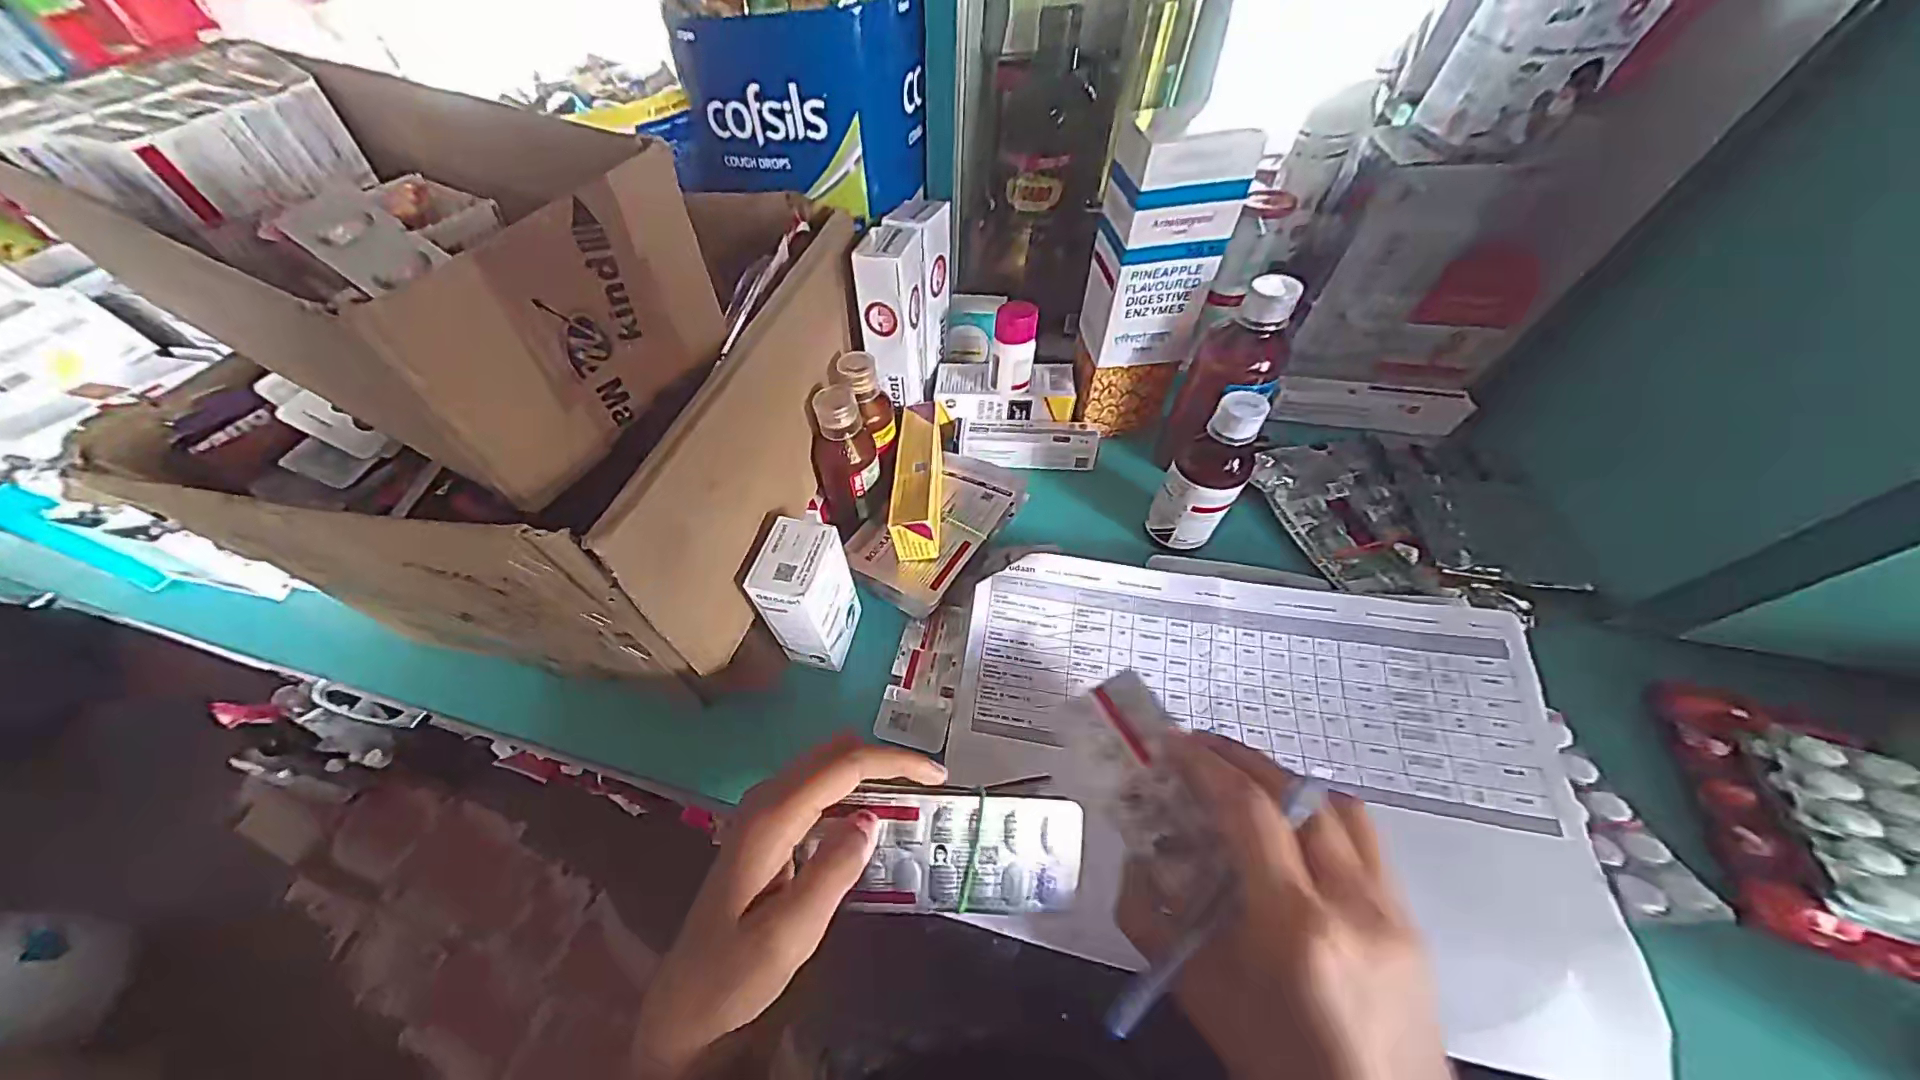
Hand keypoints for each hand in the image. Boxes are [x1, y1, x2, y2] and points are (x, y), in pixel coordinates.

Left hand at [631, 735, 945, 1076]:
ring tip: (909, 793)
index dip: (894, 761)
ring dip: (869, 770)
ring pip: (826, 764)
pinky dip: (851, 786)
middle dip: (886, 758)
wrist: (683, 999)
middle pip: (835, 753)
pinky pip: (817, 785)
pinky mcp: (766, 824)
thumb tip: (872, 820)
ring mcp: (762, 809)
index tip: (936, 774)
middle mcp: (765, 799)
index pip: (843, 766)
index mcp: (772, 819)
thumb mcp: (790, 935)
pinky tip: (869, 812)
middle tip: (928, 782)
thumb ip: (833, 872)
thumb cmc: (734, 973)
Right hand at [1117, 734, 1450, 1079]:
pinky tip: (1289, 822)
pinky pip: (1364, 838)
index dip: (1207, 764)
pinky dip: (1318, 810)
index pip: (1250, 811)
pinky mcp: (1410, 919)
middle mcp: (1353, 905)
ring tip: (1241, 773)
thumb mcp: (1197, 990)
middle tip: (1200, 747)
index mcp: (1294, 925)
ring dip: (1284, 776)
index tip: (1175, 745)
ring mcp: (1391, 910)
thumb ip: (1148, 917)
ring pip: (1340, 806)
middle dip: (1241, 757)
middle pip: (1298, 794)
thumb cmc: (1279, 1062)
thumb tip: (1132, 859)